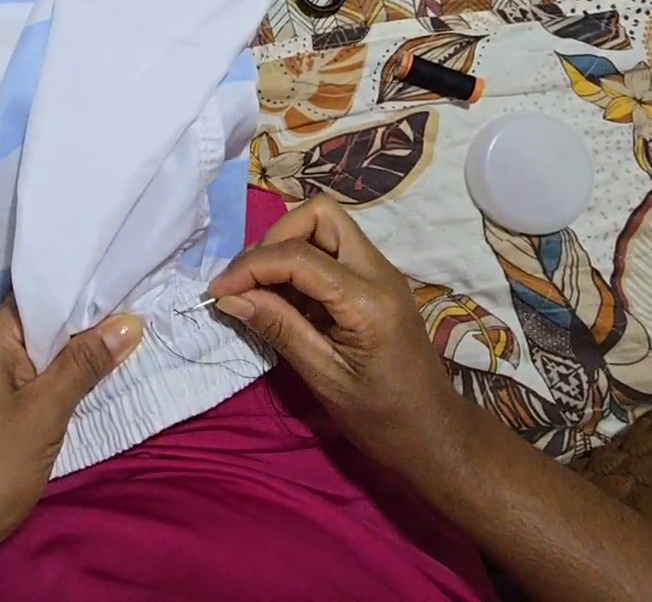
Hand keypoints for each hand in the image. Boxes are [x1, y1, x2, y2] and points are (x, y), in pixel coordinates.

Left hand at [0, 299, 142, 598]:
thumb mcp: (45, 413)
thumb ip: (85, 364)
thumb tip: (130, 321)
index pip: (46, 295)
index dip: (88, 297)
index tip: (130, 298)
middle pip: (39, 327)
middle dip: (81, 334)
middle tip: (134, 332)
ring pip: (29, 359)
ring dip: (64, 365)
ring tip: (114, 359)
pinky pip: (14, 383)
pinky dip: (42, 388)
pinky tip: (68, 397)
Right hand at [207, 196, 475, 485]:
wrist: (435, 436)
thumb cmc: (382, 419)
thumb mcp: (324, 378)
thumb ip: (279, 328)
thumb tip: (229, 297)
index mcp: (368, 300)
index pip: (299, 256)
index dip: (251, 266)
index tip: (217, 291)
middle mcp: (378, 271)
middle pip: (319, 215)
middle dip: (275, 238)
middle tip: (249, 281)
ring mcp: (380, 271)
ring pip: (326, 225)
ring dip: (286, 247)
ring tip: (260, 289)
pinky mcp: (375, 280)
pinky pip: (332, 249)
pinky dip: (301, 261)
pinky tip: (284, 297)